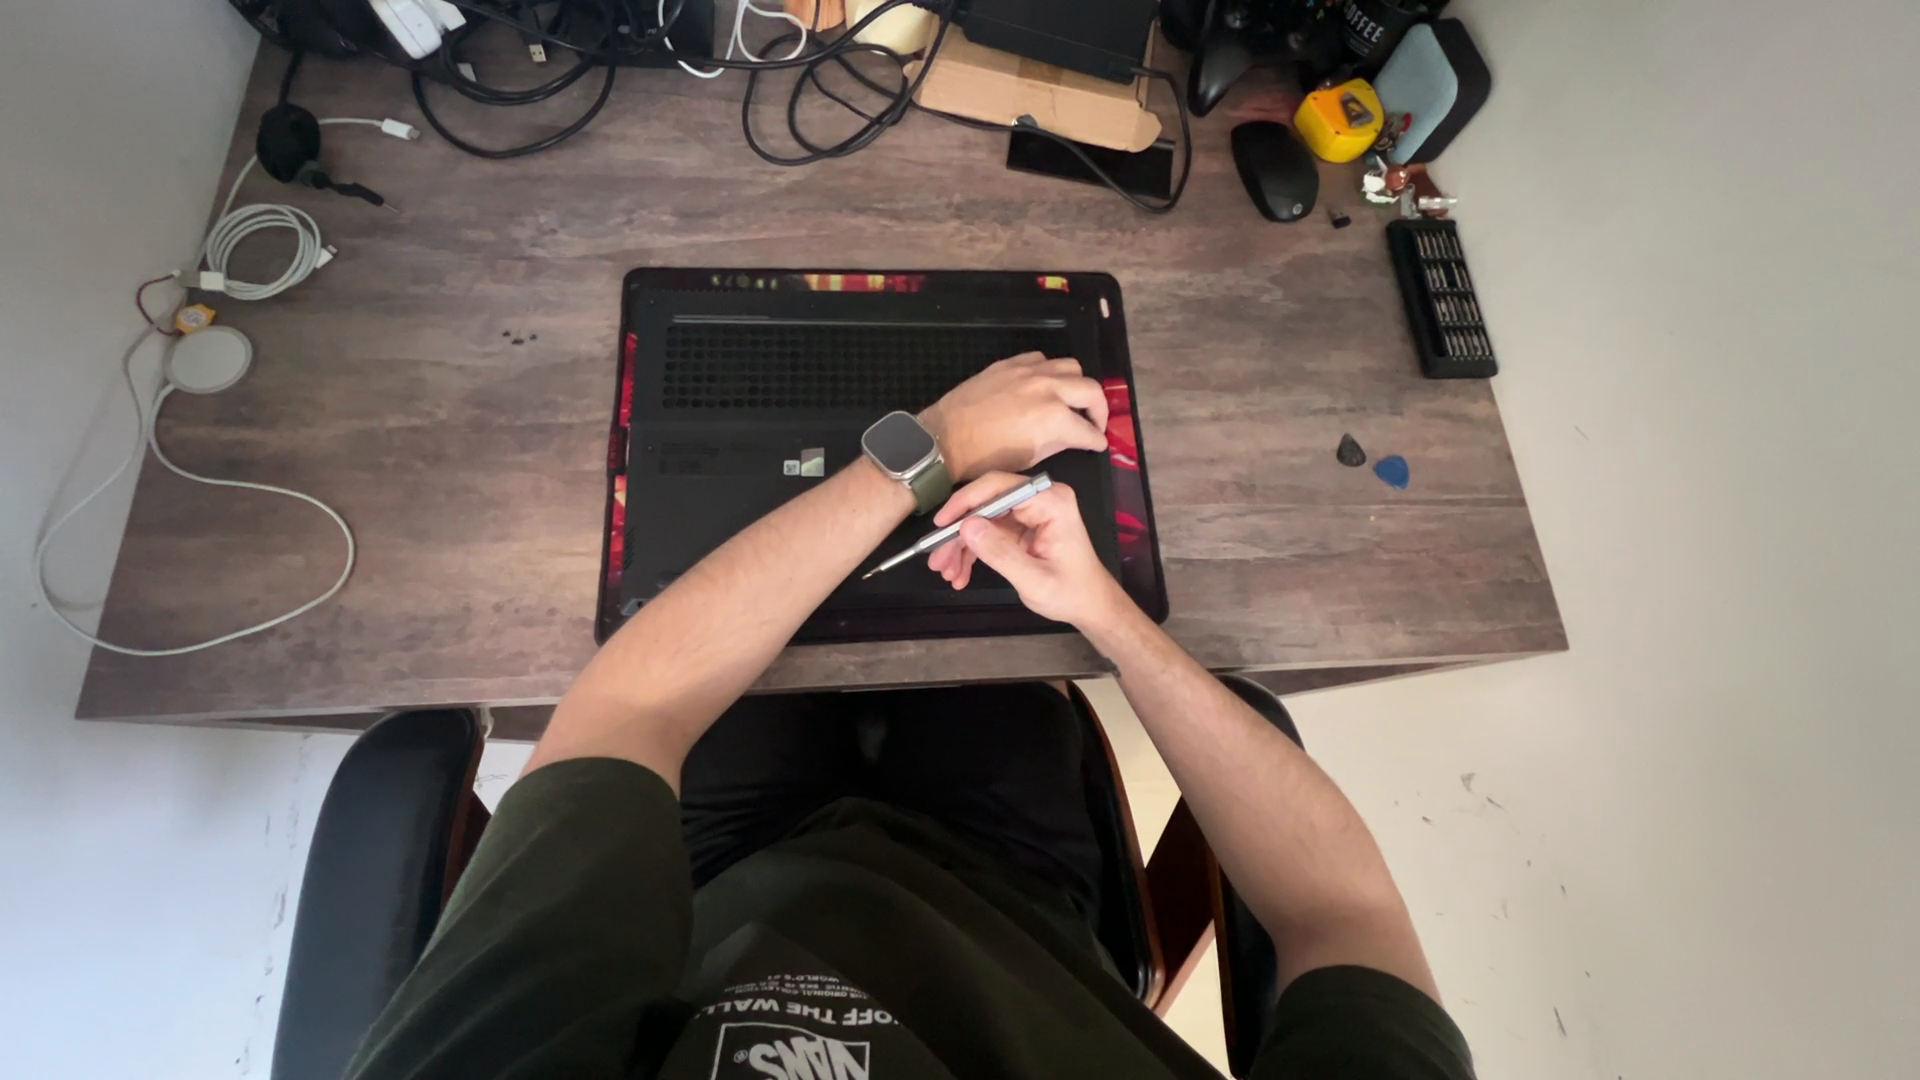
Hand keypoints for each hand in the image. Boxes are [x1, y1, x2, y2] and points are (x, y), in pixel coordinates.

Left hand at [919, 353, 1108, 480]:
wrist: (946, 439)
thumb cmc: (986, 458)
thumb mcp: (1029, 458)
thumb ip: (1058, 443)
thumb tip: (1073, 437)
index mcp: (1054, 418)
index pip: (1089, 430)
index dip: (1097, 440)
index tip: (1098, 443)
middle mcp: (1049, 389)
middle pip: (1092, 391)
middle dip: (1099, 410)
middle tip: (1094, 423)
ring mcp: (1029, 372)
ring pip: (1071, 367)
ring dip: (1077, 385)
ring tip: (1071, 400)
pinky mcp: (1011, 363)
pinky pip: (1042, 359)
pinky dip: (1050, 372)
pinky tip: (1044, 385)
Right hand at [926, 472, 1133, 630]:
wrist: (1091, 607)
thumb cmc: (1071, 593)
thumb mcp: (1033, 579)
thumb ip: (1000, 553)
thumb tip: (966, 527)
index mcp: (1050, 501)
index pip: (998, 487)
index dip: (965, 503)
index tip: (941, 525)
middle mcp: (1039, 499)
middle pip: (985, 503)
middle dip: (958, 532)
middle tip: (937, 559)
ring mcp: (1029, 513)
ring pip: (982, 520)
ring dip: (961, 546)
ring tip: (946, 572)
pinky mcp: (1021, 527)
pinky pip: (988, 532)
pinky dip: (972, 552)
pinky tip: (960, 574)